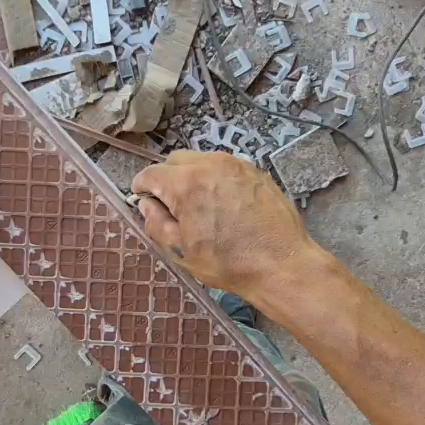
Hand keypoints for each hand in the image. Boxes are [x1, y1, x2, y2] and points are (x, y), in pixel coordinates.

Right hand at [131, 150, 330, 303]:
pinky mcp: (255, 170)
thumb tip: (147, 204)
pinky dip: (216, 179)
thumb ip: (156, 223)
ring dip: (192, 177)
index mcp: (186, 183)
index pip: (150, 173)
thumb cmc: (228, 262)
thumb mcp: (181, 251)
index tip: (145, 202)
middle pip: (175, 161)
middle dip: (167, 180)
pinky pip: (224, 167)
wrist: (282, 263)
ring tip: (201, 206)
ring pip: (201, 160)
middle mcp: (210, 164)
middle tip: (173, 207)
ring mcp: (235, 164)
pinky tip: (224, 204)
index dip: (142, 188)